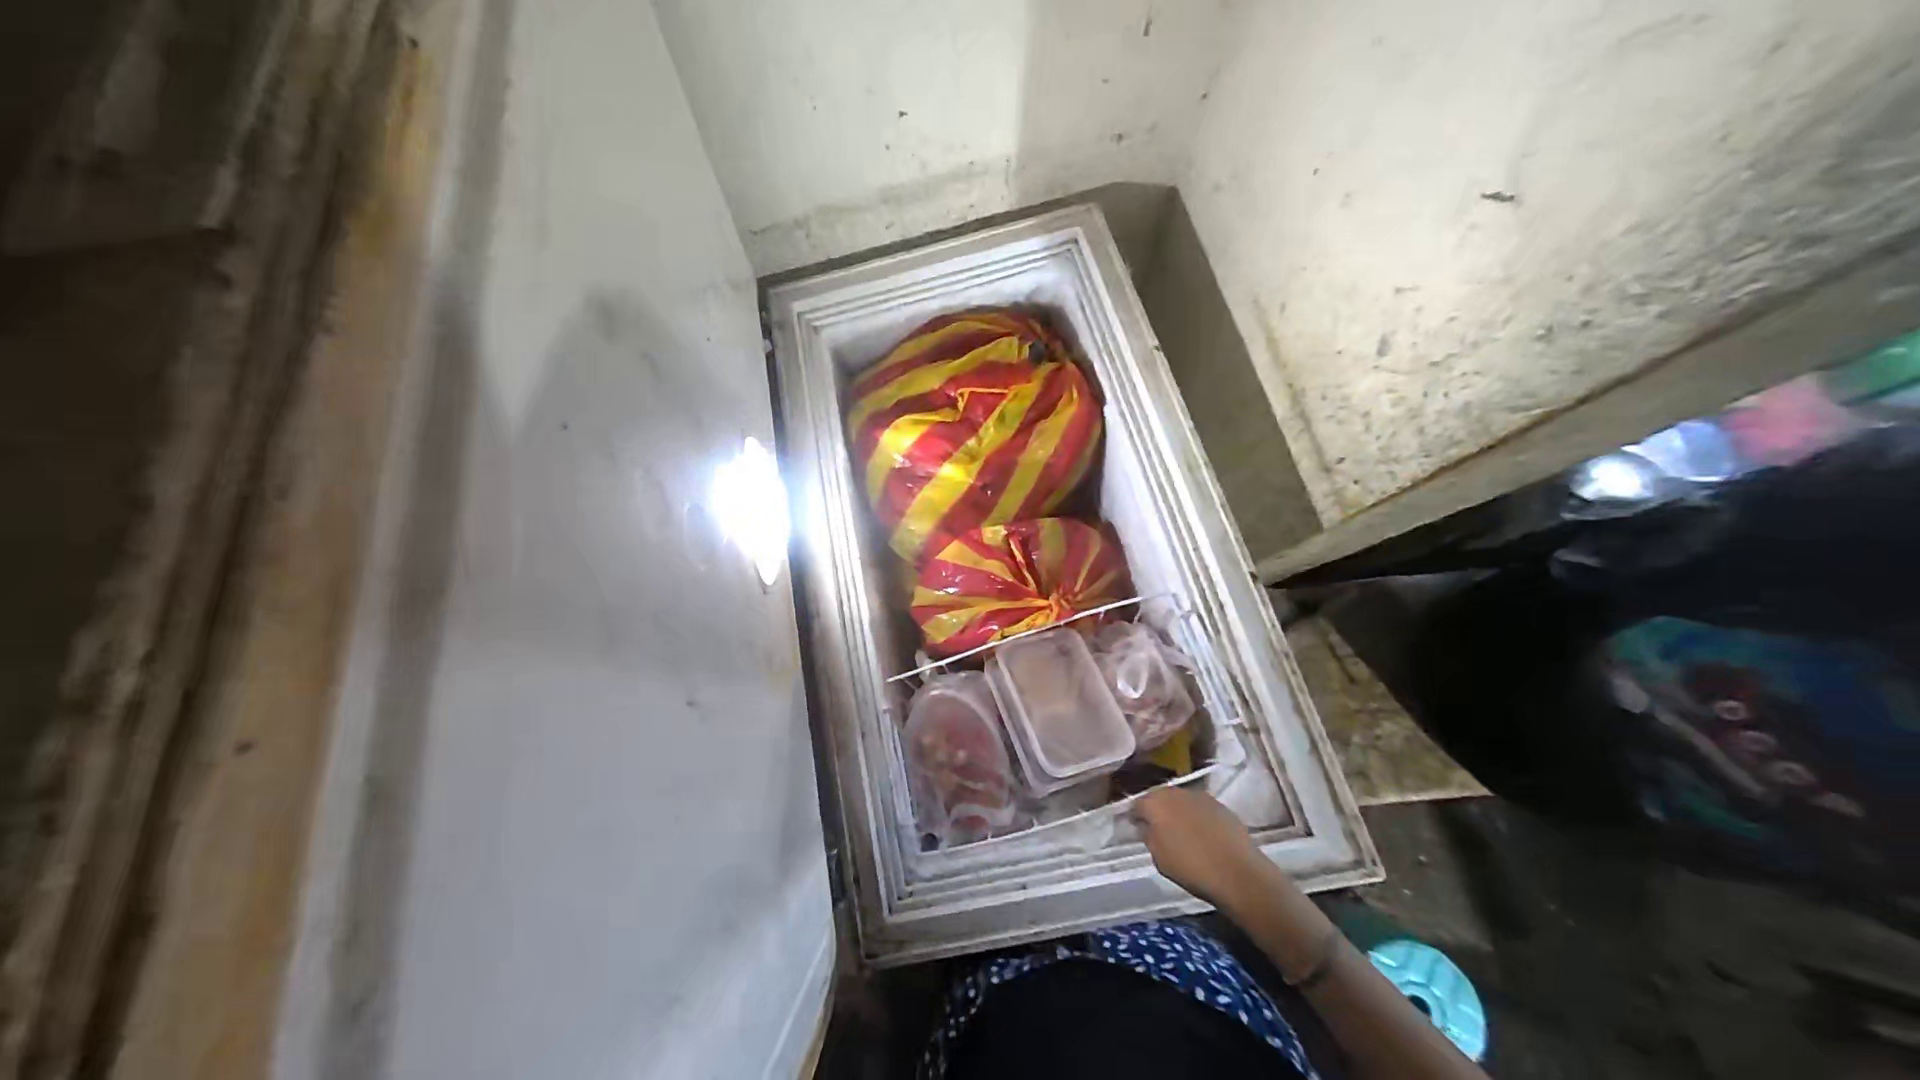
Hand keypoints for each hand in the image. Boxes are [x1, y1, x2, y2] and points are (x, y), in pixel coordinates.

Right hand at [1132, 786, 1273, 909]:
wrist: (1238, 872)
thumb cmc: (1191, 868)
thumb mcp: (1158, 858)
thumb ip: (1148, 836)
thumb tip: (1146, 826)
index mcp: (1155, 803)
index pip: (1137, 804)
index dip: (1136, 817)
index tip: (1137, 828)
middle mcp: (1176, 792)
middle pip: (1160, 798)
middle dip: (1158, 811)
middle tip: (1160, 830)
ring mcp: (1200, 796)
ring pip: (1181, 801)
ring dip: (1178, 812)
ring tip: (1183, 832)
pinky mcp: (1220, 804)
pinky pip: (1200, 808)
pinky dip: (1198, 817)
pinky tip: (1203, 834)